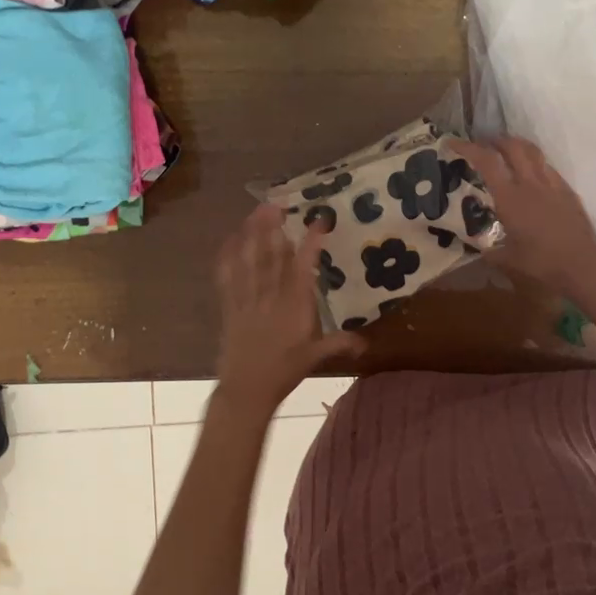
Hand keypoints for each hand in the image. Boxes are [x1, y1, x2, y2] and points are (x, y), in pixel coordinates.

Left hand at [212, 204, 361, 418]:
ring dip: (252, 234)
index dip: (311, 243)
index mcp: (295, 307)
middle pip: (272, 256)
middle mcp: (271, 297)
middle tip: (277, 203)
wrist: (246, 390)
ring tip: (256, 211)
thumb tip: (367, 342)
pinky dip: (228, 256)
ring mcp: (247, 300)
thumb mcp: (316, 356)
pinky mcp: (230, 307)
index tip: (318, 222)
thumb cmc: (284, 372)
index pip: (304, 268)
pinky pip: (228, 277)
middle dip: (274, 228)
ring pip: (249, 261)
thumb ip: (340, 344)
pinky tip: (230, 239)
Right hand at [454, 137, 595, 293]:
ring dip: (517, 146)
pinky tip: (532, 177)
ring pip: (533, 152)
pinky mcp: (567, 190)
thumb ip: (491, 252)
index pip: (487, 161)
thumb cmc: (541, 263)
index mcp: (510, 198)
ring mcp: (552, 184)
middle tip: (484, 145)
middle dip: (495, 140)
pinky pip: (547, 167)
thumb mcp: (508, 261)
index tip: (453, 142)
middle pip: (513, 146)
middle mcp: (530, 183)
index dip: (468, 147)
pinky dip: (535, 163)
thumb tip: (483, 250)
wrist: (582, 264)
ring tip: (508, 153)